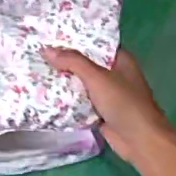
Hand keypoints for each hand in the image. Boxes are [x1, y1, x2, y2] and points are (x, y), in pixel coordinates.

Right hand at [42, 47, 174, 162]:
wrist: (140, 141)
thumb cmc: (124, 104)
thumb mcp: (97, 78)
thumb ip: (73, 62)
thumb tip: (46, 49)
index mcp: (120, 60)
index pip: (95, 43)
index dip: (74, 38)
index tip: (51, 34)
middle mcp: (114, 74)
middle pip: (84, 63)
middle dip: (63, 60)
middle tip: (37, 51)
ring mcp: (107, 94)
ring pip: (80, 82)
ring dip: (62, 79)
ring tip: (36, 68)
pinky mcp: (99, 111)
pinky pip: (79, 100)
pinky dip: (65, 98)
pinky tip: (45, 92)